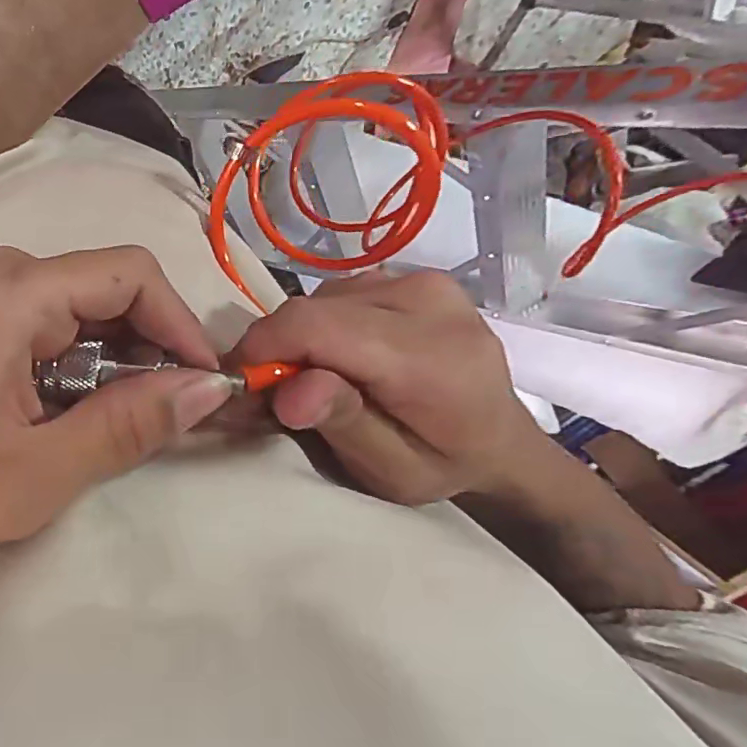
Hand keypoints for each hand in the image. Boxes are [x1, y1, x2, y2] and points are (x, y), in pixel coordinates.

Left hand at [0, 246, 236, 543]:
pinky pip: (64, 319)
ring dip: (127, 356)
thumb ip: (128, 425)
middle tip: (179, 409)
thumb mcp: (41, 468)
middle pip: (114, 287)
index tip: (204, 384)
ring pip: (93, 306)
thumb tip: (207, 390)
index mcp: (16, 295)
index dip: (181, 324)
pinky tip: (95, 405)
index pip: (131, 275)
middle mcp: (7, 274)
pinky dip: (93, 358)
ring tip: (142, 415)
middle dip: (157, 344)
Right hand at [230, 270, 548, 504]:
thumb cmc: (443, 465)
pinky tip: (339, 356)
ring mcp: (421, 281)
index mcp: (429, 356)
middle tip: (278, 395)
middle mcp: (427, 300)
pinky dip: (320, 327)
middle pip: (308, 311)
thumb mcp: (392, 470)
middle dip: (277, 352)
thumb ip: (344, 424)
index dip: (261, 350)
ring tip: (315, 380)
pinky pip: (335, 295)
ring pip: (316, 301)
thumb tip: (288, 389)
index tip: (244, 387)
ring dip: (298, 341)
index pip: (313, 325)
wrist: (502, 442)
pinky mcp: (411, 276)